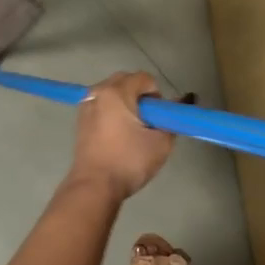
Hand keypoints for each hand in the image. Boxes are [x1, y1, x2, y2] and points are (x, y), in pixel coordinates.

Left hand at [69, 72, 174, 197]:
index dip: (157, 96)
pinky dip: (113, 112)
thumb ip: (172, 119)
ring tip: (134, 130)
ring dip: (126, 103)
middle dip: (141, 96)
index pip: (144, 78)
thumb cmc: (129, 161)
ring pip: (112, 93)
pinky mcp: (80, 120)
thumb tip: (184, 101)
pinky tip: (118, 135)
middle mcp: (97, 92)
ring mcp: (85, 105)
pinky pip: (101, 105)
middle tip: (149, 121)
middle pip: (125, 81)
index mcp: (115, 92)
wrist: (94, 185)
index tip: (159, 118)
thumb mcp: (160, 142)